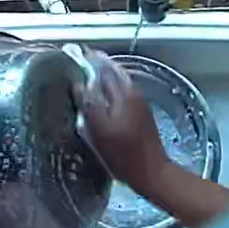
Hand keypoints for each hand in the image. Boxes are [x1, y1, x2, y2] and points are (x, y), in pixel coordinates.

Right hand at [75, 54, 170, 192]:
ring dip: (103, 78)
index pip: (105, 68)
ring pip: (118, 83)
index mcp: (125, 93)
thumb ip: (89, 104)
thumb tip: (79, 84)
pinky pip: (121, 94)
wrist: (152, 174)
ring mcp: (139, 104)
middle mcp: (134, 93)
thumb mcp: (101, 130)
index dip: (89, 60)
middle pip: (113, 73)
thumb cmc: (124, 154)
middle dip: (97, 66)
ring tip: (86, 79)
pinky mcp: (141, 115)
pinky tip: (100, 99)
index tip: (75, 53)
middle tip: (79, 63)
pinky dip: (109, 91)